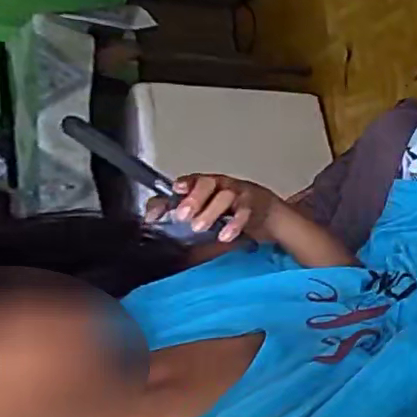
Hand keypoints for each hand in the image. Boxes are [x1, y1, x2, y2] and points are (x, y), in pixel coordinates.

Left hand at [146, 174, 274, 242]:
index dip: (180, 186)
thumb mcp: (200, 209)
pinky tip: (225, 235)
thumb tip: (149, 219)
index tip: (173, 192)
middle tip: (183, 215)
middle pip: (207, 183)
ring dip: (211, 211)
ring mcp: (240, 194)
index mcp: (204, 185)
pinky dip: (234, 223)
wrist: (266, 215)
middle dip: (194, 198)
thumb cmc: (226, 212)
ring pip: (226, 196)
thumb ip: (174, 211)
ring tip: (199, 227)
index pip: (190, 181)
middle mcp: (222, 186)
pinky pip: (245, 212)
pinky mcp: (255, 206)